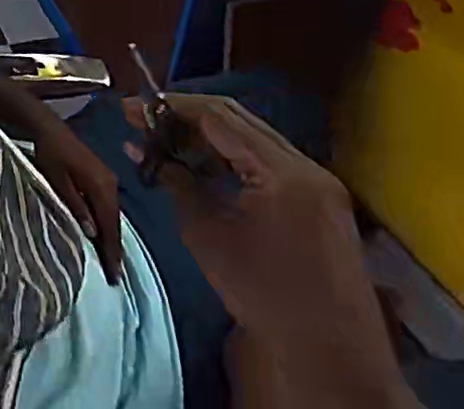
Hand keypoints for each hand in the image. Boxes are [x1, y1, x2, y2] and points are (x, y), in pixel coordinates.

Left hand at [32, 128, 122, 285]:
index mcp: (101, 187)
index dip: (112, 251)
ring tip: (110, 257)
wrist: (50, 128)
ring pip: (113, 213)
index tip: (114, 275)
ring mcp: (109, 179)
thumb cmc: (50, 154)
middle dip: (114, 247)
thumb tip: (93, 233)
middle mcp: (111, 185)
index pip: (109, 226)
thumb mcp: (57, 181)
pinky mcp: (102, 175)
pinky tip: (103, 230)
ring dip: (111, 234)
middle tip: (115, 273)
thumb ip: (75, 205)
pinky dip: (107, 220)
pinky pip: (109, 204)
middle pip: (115, 222)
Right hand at [124, 95, 413, 407]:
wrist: (332, 357)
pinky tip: (196, 163)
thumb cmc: (262, 292)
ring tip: (161, 139)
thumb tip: (139, 148)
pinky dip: (227, 155)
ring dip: (204, 134)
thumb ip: (175, 180)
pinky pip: (265, 160)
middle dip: (184, 114)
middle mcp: (306, 168)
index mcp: (282, 172)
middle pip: (236, 119)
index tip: (131, 108)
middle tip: (142, 118)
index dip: (168, 107)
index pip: (217, 117)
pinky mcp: (317, 202)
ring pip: (250, 137)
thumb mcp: (205, 231)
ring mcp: (317, 184)